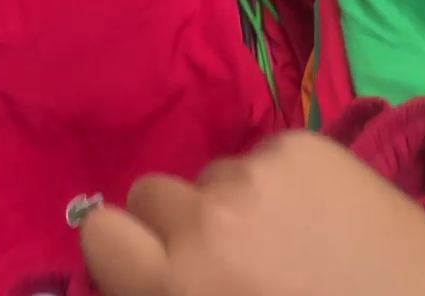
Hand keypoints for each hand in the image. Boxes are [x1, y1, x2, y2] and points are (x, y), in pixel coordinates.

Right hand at [80, 132, 424, 295]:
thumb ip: (174, 295)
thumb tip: (148, 277)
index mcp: (185, 282)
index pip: (101, 231)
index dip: (122, 252)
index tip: (151, 269)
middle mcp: (210, 214)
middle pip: (150, 194)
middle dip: (176, 227)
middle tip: (226, 262)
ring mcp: (261, 170)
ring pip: (210, 175)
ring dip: (230, 205)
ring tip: (288, 244)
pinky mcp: (304, 144)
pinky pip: (260, 157)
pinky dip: (278, 185)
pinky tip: (323, 221)